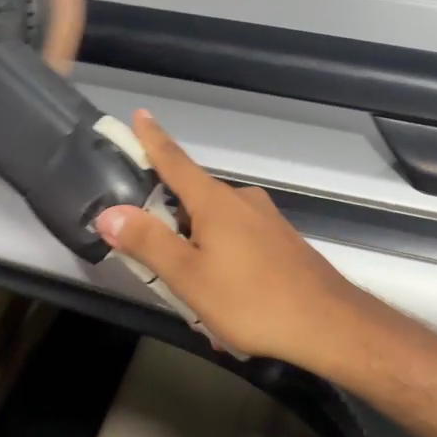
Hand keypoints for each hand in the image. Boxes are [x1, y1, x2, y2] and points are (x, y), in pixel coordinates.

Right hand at [94, 111, 390, 372]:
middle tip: (166, 278)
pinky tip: (229, 309)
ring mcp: (265, 219)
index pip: (175, 161)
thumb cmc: (251, 298)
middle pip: (192, 203)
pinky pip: (238, 246)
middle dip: (173, 235)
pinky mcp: (280, 241)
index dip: (153, 139)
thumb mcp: (189, 276)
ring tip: (202, 308)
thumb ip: (148, 242)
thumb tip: (109, 212)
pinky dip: (224, 271)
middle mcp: (241, 200)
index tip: (140, 114)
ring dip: (200, 262)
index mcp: (215, 201)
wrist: (326, 322)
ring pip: (216, 231)